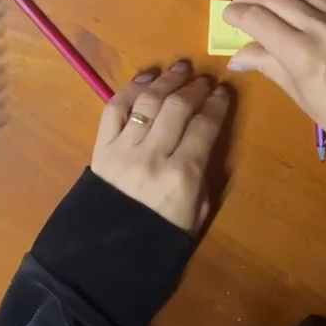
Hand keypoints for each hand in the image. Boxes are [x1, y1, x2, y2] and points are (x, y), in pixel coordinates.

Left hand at [92, 61, 229, 233]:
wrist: (108, 257)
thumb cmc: (160, 238)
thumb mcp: (197, 214)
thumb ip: (204, 175)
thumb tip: (208, 138)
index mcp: (183, 177)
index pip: (204, 127)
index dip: (217, 104)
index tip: (224, 90)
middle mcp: (153, 156)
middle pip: (177, 106)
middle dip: (195, 87)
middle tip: (204, 77)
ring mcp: (124, 149)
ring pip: (148, 101)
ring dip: (166, 79)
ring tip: (180, 68)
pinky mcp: (101, 147)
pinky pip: (114, 107)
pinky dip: (130, 87)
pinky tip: (146, 77)